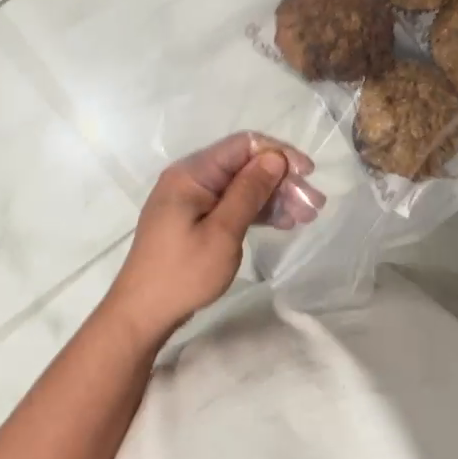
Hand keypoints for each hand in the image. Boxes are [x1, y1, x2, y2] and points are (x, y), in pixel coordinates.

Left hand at [102, 132, 323, 339]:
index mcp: (192, 173)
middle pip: (245, 166)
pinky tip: (284, 223)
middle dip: (281, 180)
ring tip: (306, 217)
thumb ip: (249, 192)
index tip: (308, 174)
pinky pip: (232, 205)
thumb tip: (275, 158)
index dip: (279, 153)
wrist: (143, 313)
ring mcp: (192, 200)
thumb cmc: (183, 273)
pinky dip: (258, 211)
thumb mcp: (223, 232)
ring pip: (242, 186)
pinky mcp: (196, 220)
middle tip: (314, 205)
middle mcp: (191, 179)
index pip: (243, 145)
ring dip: (274, 197)